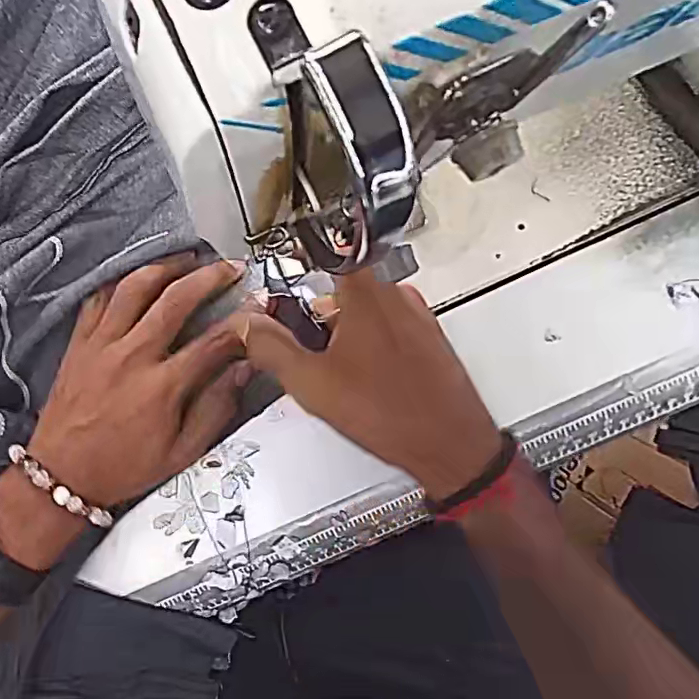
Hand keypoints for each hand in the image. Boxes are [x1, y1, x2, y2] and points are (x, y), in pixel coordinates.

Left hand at [0, 256, 251, 569]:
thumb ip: (214, 409)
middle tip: (228, 267)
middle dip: (209, 277)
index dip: (244, 320)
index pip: (214, 341)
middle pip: (176, 299)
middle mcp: (132, 357)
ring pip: (135, 287)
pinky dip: (121, 282)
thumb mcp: (180, 453)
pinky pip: (99, 298)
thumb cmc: (122, 468)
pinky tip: (138, 278)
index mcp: (162, 387)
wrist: (62, 475)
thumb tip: (241, 371)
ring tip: (186, 258)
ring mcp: (101, 345)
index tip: (259, 307)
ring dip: (165, 266)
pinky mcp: (79, 343)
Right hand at [238, 269, 503, 499]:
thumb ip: (272, 348)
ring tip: (341, 374)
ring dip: (345, 333)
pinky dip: (371, 345)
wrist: (449, 445)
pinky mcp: (429, 337)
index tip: (291, 277)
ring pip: (366, 310)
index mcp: (365, 295)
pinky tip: (366, 381)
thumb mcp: (311, 383)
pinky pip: (388, 328)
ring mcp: (416, 316)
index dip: (302, 262)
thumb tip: (248, 326)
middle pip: (342, 290)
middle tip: (310, 352)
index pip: (328, 253)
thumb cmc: (392, 414)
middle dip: (320, 317)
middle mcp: (396, 296)